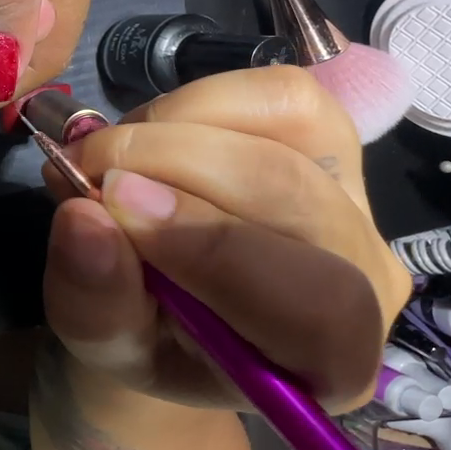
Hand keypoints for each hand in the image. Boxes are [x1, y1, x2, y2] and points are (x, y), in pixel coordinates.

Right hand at [41, 67, 412, 410]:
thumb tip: (84, 214)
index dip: (212, 243)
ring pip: (292, 121)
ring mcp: (355, 199)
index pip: (316, 298)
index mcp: (327, 357)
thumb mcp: (100, 344)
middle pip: (288, 187)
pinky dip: (196, 99)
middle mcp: (366, 275)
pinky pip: (278, 92)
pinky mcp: (332, 143)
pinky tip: (151, 134)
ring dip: (178, 121)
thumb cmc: (146, 340)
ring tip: (115, 153)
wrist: (172, 312)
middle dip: (167, 159)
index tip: (111, 203)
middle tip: (84, 165)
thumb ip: (95, 297)